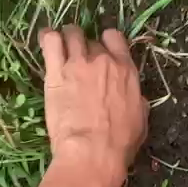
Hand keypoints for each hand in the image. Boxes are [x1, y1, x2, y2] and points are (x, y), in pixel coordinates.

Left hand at [39, 25, 146, 186]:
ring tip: (61, 48)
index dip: (107, 42)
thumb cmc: (119, 144)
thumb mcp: (139, 122)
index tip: (102, 52)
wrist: (92, 152)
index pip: (115, 39)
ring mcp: (77, 63)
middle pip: (91, 40)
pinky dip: (49, 39)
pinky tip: (47, 43)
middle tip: (79, 62)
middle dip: (85, 48)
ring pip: (71, 34)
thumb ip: (136, 101)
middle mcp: (102, 60)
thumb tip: (135, 98)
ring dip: (67, 39)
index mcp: (125, 71)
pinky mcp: (55, 72)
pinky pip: (51, 41)